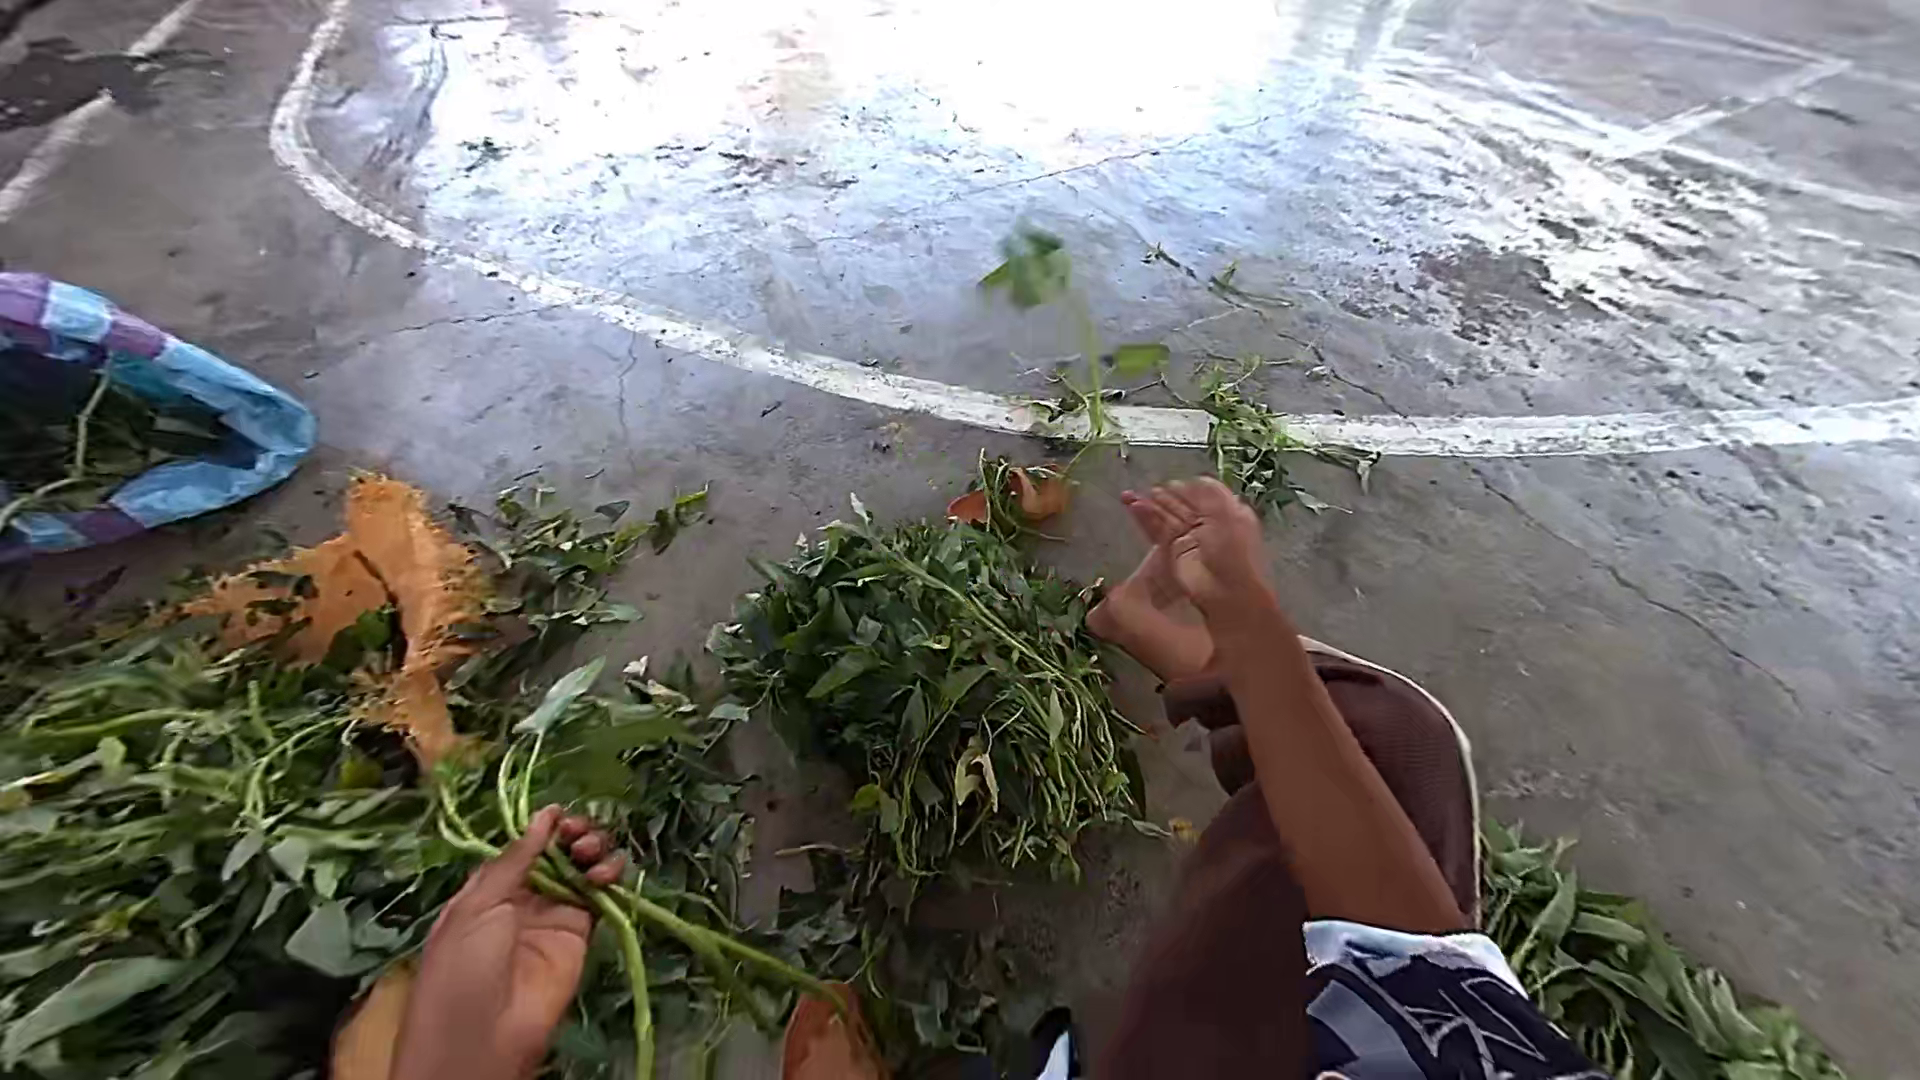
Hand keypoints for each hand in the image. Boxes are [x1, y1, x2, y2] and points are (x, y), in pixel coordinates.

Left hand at [392, 807, 626, 1079]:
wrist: (483, 1041)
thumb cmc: (462, 972)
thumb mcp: (475, 910)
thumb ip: (516, 859)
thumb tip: (546, 813)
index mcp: (492, 888)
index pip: (528, 844)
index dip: (546, 827)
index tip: (561, 815)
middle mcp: (528, 894)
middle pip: (562, 849)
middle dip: (575, 833)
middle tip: (578, 835)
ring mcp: (558, 910)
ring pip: (587, 863)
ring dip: (594, 848)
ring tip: (589, 854)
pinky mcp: (585, 927)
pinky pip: (604, 889)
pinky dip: (610, 873)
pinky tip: (604, 875)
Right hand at [1137, 479, 1275, 621]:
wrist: (1225, 590)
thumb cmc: (1233, 549)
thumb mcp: (1228, 513)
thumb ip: (1210, 492)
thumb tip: (1193, 480)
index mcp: (1227, 511)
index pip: (1203, 492)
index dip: (1187, 486)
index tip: (1171, 481)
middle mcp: (1208, 522)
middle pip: (1182, 503)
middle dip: (1164, 494)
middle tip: (1146, 487)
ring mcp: (1190, 536)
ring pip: (1167, 515)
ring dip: (1150, 505)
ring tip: (1129, 495)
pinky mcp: (1173, 549)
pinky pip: (1158, 529)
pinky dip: (1146, 518)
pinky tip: (1134, 507)